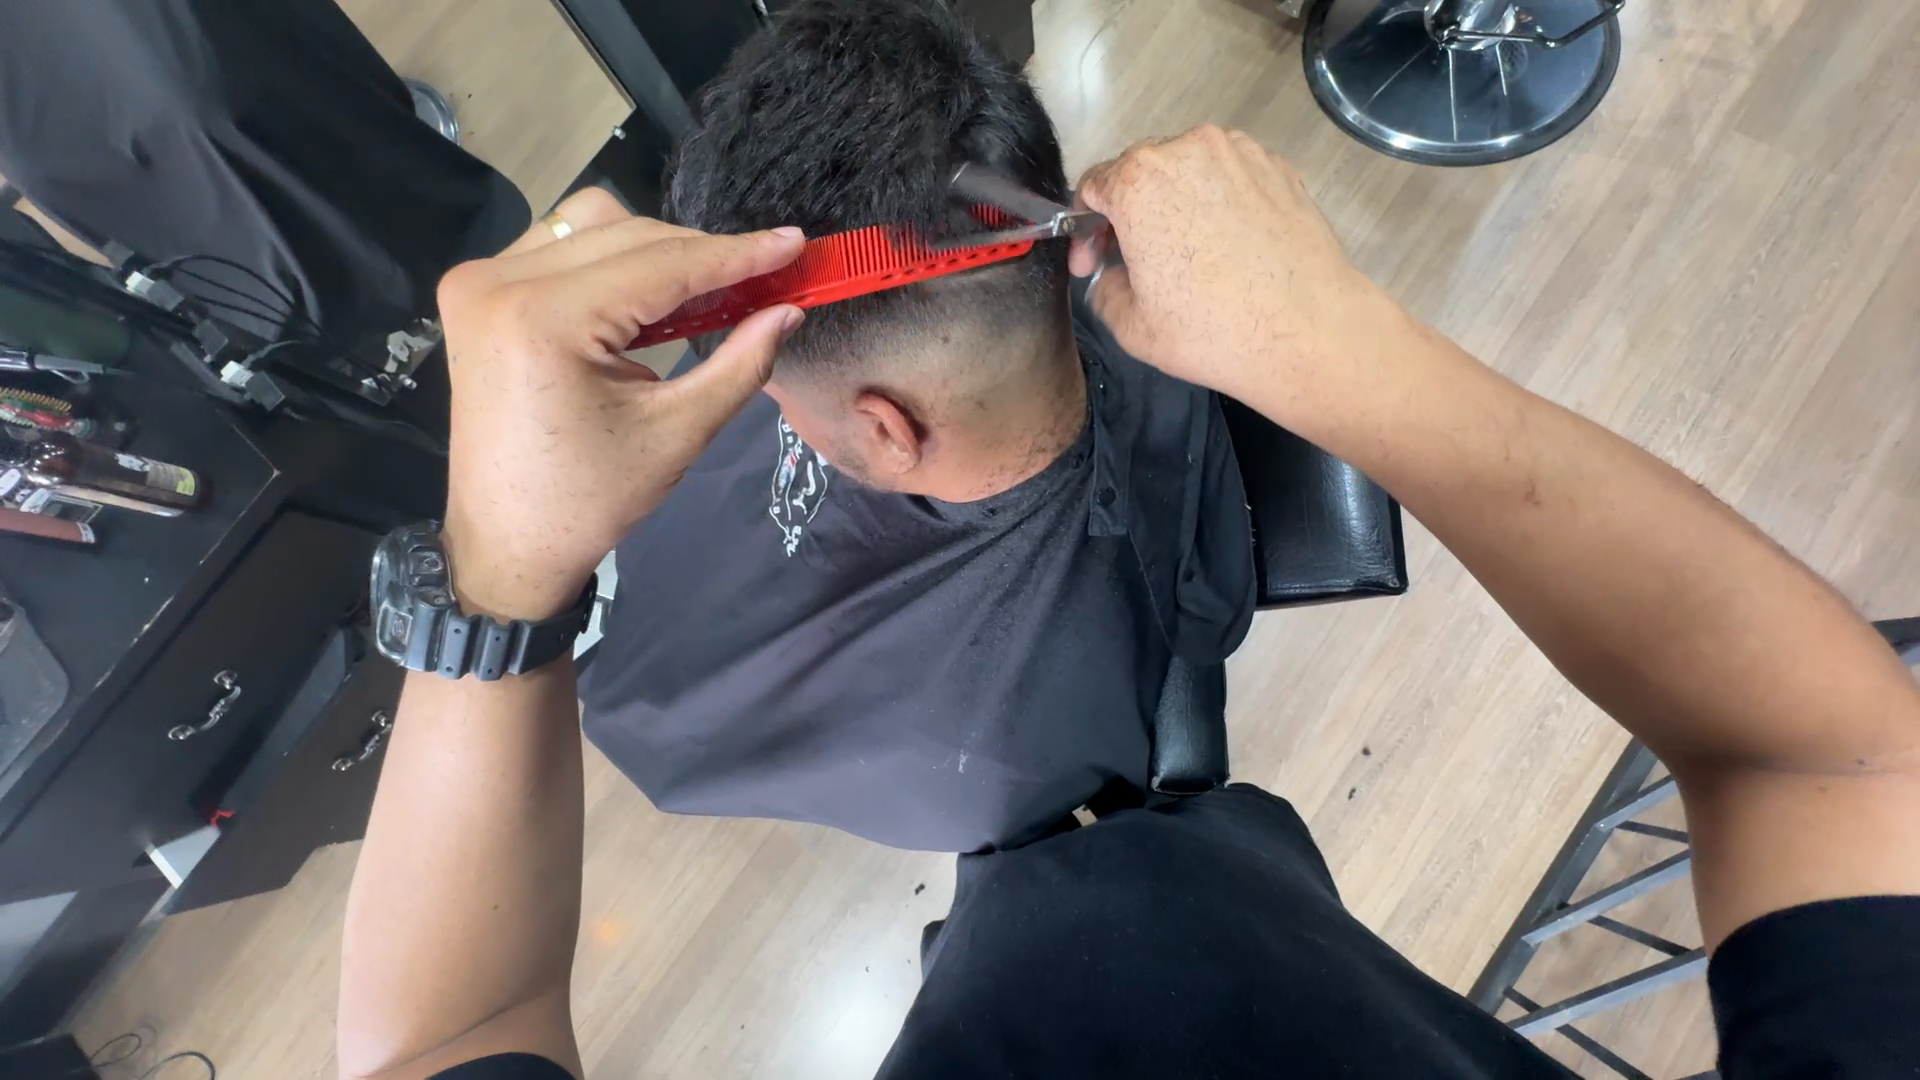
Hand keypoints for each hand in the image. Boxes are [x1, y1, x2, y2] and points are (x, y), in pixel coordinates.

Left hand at [434, 188, 805, 619]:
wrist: (510, 540)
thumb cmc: (595, 499)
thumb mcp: (680, 432)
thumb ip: (741, 363)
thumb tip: (789, 311)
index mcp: (545, 320)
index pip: (662, 265)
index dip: (737, 254)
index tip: (793, 244)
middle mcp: (500, 280)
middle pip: (628, 233)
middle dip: (703, 253)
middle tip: (765, 276)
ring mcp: (480, 280)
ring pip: (592, 225)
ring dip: (659, 250)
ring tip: (710, 290)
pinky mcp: (478, 292)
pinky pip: (562, 247)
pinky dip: (616, 262)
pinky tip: (652, 299)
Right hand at [1069, 126, 1405, 420]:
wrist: (1305, 330)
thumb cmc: (1208, 329)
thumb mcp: (1129, 324)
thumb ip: (1103, 287)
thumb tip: (1115, 273)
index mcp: (1139, 181)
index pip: (1093, 185)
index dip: (1085, 228)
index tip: (1095, 263)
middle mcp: (1187, 148)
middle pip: (1138, 172)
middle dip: (1127, 214)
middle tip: (1135, 261)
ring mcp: (1239, 151)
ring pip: (1185, 171)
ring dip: (1172, 204)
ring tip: (1184, 254)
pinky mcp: (1278, 166)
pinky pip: (1227, 177)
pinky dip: (1215, 202)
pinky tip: (1226, 247)